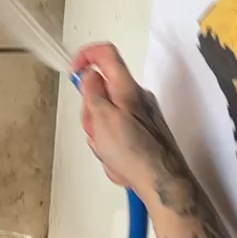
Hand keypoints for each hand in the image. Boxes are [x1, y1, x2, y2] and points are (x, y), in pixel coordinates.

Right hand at [72, 42, 196, 203]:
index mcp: (127, 87)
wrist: (163, 184)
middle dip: (90, 112)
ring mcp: (142, 116)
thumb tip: (89, 73)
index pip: (105, 53)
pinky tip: (118, 162)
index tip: (73, 72)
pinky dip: (111, 147)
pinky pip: (117, 134)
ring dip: (100, 135)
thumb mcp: (102, 118)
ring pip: (106, 115)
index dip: (85, 56)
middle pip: (102, 90)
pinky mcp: (144, 133)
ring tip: (109, 152)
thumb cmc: (133, 151)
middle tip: (96, 131)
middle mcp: (137, 97)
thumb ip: (92, 92)